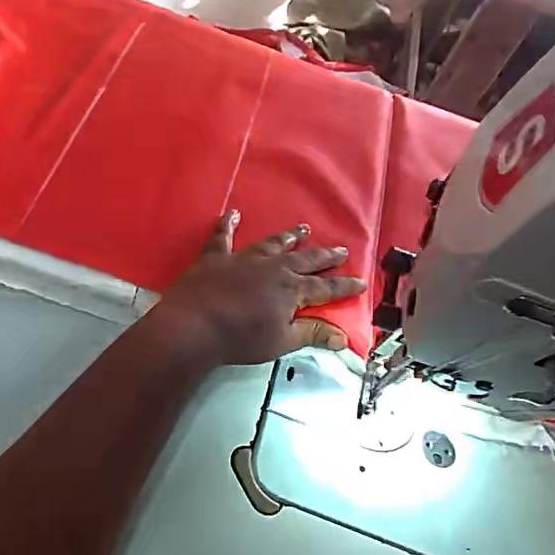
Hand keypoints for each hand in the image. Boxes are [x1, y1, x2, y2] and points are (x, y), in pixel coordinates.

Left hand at [143, 210, 367, 367]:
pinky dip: (227, 224)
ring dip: (289, 236)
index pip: (326, 288)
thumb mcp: (281, 341)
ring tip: (303, 228)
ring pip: (272, 243)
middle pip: (304, 259)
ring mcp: (243, 259)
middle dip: (325, 255)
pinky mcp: (215, 258)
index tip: (361, 282)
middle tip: (341, 249)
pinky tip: (231, 214)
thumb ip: (311, 334)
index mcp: (291, 289)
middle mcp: (271, 267)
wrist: (194, 326)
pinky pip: (223, 237)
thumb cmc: (239, 338)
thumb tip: (342, 337)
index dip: (344, 286)